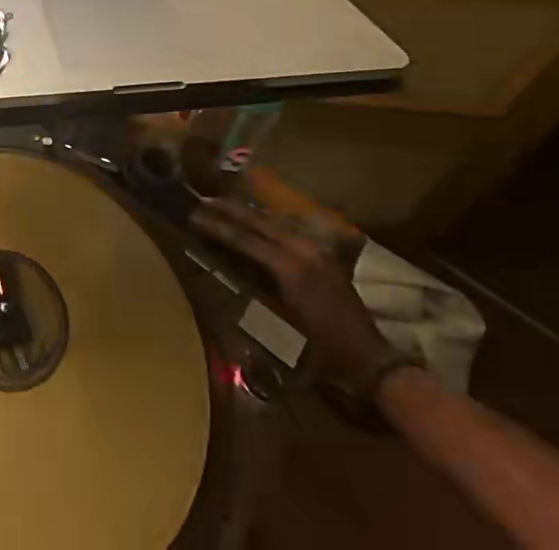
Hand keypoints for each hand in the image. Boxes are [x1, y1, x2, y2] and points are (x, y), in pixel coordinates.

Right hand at [192, 197, 396, 391]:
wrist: (366, 357)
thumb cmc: (316, 343)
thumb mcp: (278, 314)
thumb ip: (250, 282)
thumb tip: (220, 260)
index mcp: (289, 266)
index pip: (244, 238)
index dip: (217, 226)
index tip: (193, 215)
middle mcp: (303, 250)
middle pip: (259, 222)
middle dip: (229, 210)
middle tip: (202, 201)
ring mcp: (317, 251)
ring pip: (274, 222)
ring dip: (248, 213)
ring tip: (223, 204)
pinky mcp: (324, 256)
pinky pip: (289, 230)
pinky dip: (267, 222)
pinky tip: (256, 220)